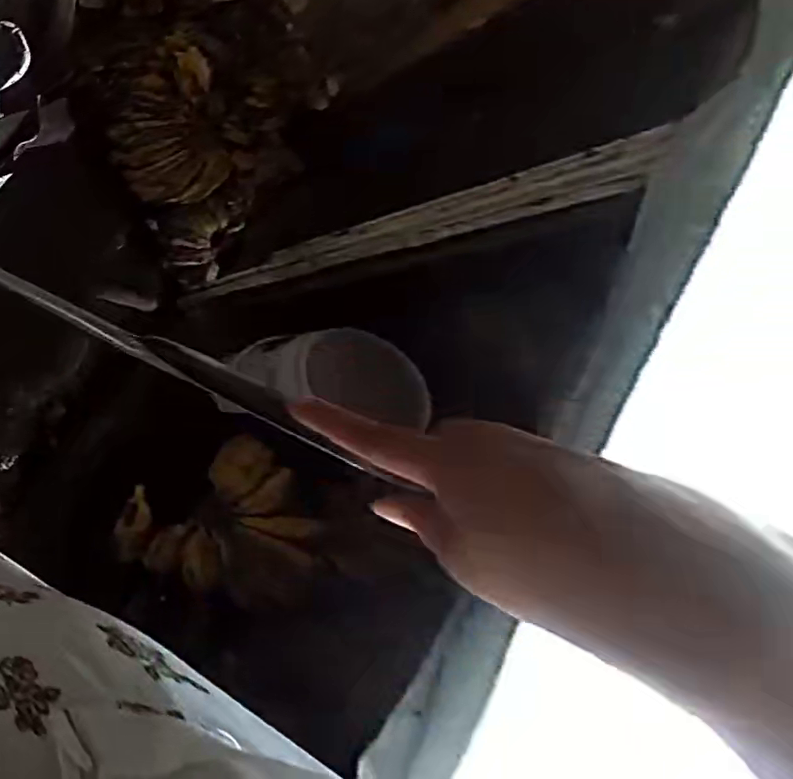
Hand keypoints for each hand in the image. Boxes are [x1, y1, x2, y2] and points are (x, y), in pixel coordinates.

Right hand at [291, 398, 645, 628]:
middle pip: (445, 445)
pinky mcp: (608, 471)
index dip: (333, 424)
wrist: (709, 603)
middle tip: (449, 518)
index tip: (298, 403)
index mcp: (451, 464)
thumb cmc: (557, 582)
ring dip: (494, 491)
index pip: (375, 440)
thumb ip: (426, 524)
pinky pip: (547, 477)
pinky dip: (545, 504)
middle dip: (436, 470)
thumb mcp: (471, 564)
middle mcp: (497, 444)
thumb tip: (394, 502)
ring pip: (498, 462)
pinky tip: (579, 549)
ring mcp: (555, 453)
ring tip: (529, 548)